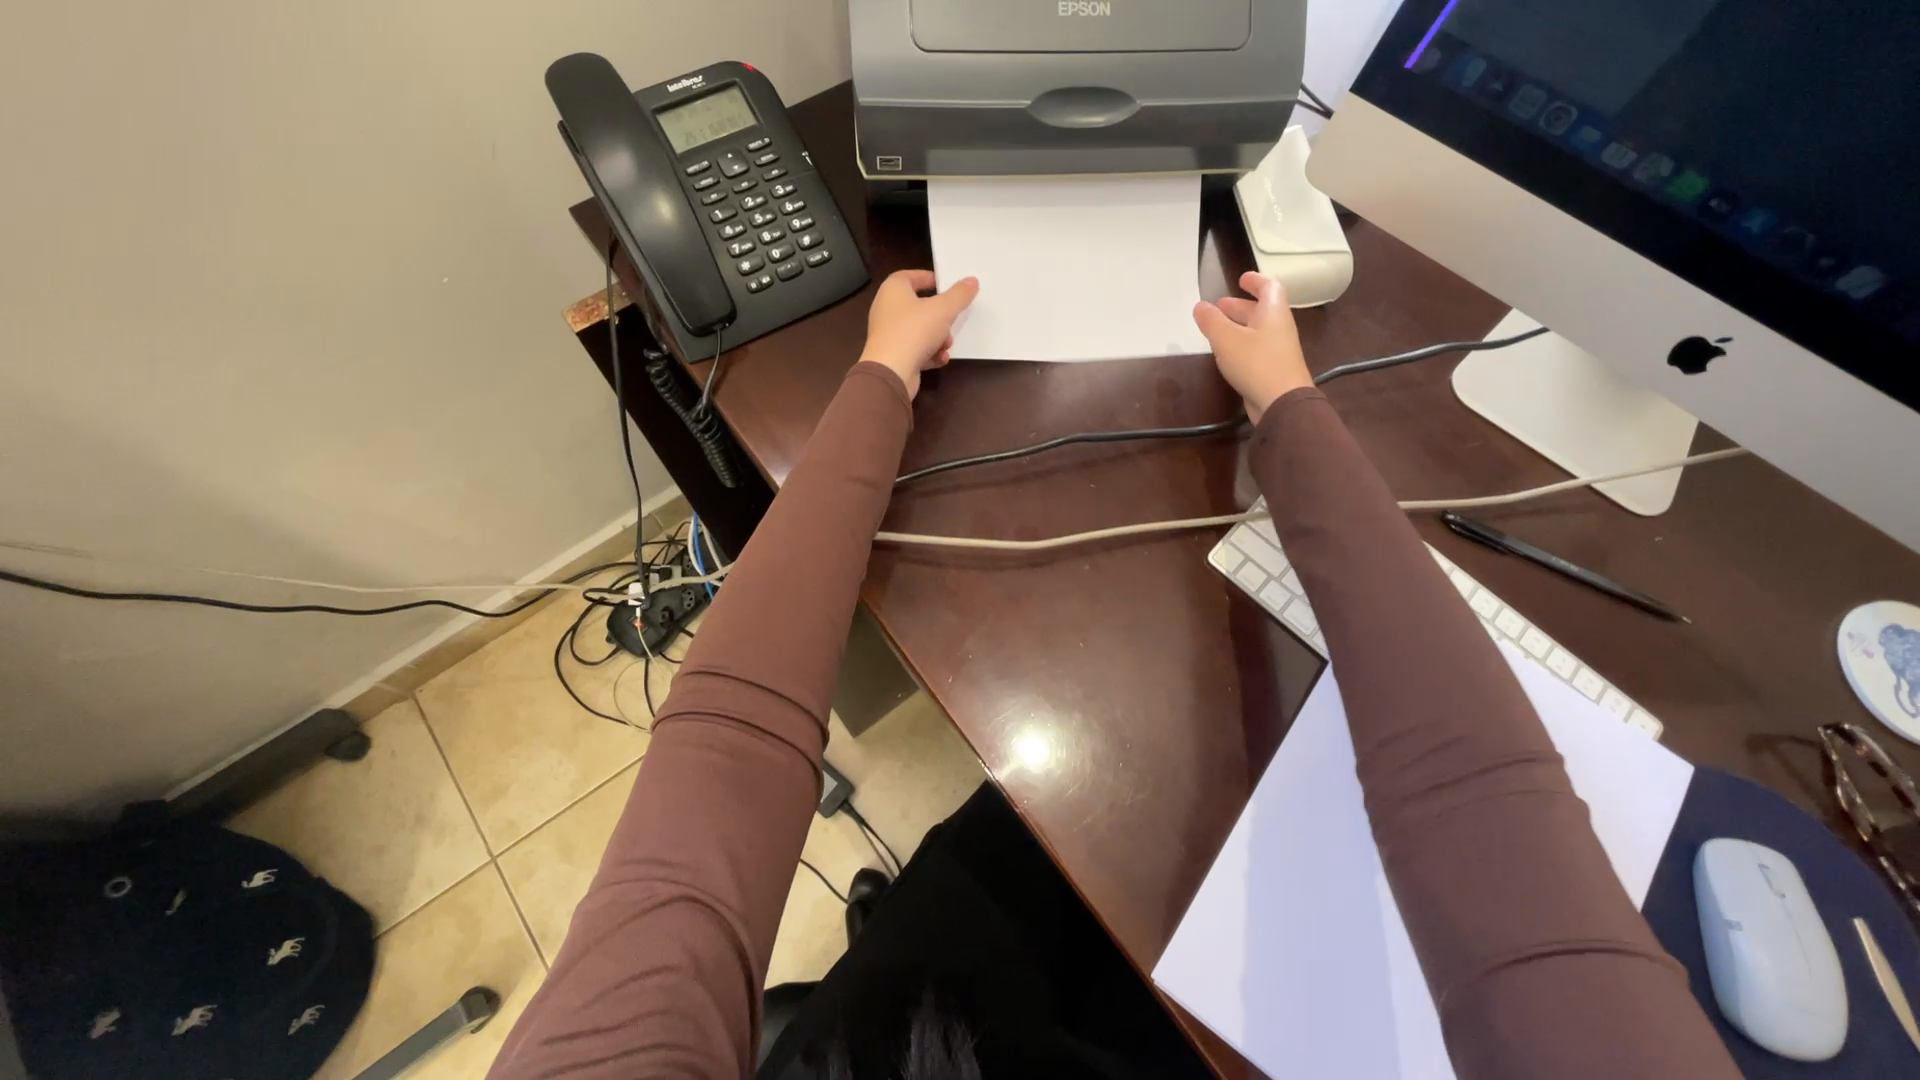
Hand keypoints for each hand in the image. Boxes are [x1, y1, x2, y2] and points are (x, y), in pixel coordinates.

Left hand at [858, 269, 979, 398]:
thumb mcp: (943, 309)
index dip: (928, 278)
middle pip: (918, 306)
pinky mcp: (892, 355)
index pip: (909, 276)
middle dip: (939, 316)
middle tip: (952, 320)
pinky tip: (940, 359)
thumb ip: (959, 294)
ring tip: (946, 345)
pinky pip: (914, 349)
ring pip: (918, 330)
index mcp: (893, 290)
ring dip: (937, 337)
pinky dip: (929, 353)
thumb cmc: (914, 330)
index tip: (945, 284)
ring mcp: (888, 334)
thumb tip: (971, 281)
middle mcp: (886, 309)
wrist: (891, 371)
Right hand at [1193, 271, 1312, 423]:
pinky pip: (1255, 348)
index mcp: (1272, 312)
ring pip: (1256, 330)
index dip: (1255, 281)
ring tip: (1216, 329)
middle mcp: (1278, 327)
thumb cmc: (1255, 362)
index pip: (1269, 287)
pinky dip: (1240, 344)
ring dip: (1237, 326)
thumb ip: (1211, 321)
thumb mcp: (1226, 339)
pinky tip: (1225, 353)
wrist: (1281, 401)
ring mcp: (1277, 349)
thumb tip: (1200, 306)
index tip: (1241, 279)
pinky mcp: (1272, 369)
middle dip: (1239, 306)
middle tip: (1219, 306)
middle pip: (1260, 310)